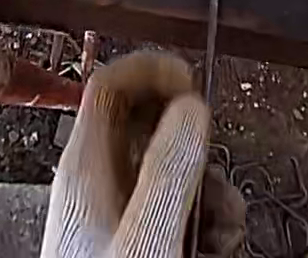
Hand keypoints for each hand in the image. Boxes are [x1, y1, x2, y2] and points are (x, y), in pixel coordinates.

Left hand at [40, 51, 209, 257]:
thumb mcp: (145, 235)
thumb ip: (168, 166)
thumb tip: (191, 105)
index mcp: (84, 169)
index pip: (108, 82)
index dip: (150, 67)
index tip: (188, 77)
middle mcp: (95, 185)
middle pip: (144, 117)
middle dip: (189, 127)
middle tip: (211, 143)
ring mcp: (113, 214)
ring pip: (165, 161)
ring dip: (205, 176)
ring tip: (224, 211)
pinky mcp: (133, 240)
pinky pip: (173, 200)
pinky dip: (204, 209)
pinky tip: (217, 236)